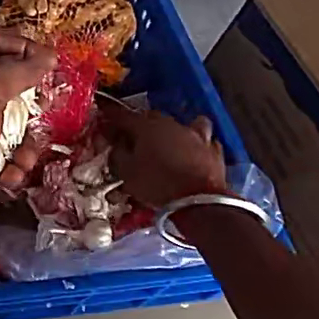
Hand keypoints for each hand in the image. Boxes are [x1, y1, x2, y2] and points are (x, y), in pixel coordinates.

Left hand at [0, 26, 54, 246]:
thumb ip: (19, 70)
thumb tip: (46, 57)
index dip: (20, 46)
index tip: (48, 61)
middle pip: (5, 90)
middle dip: (29, 103)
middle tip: (43, 110)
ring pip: (9, 131)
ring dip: (25, 145)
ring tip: (24, 157)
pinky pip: (1, 162)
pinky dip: (10, 170)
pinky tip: (8, 176)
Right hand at [103, 106, 228, 207]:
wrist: (198, 201)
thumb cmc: (156, 185)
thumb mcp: (126, 173)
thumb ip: (118, 155)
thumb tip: (116, 146)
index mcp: (147, 127)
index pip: (124, 116)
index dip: (112, 118)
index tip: (105, 121)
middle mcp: (172, 125)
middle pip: (152, 117)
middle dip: (141, 124)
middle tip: (133, 137)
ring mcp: (196, 136)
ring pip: (184, 124)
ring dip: (174, 130)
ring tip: (169, 141)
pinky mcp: (213, 151)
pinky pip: (204, 141)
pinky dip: (196, 145)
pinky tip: (193, 154)